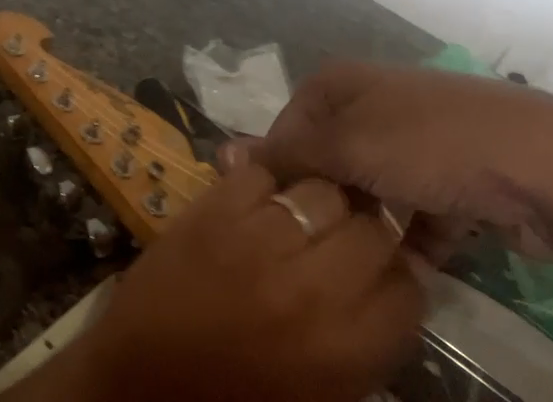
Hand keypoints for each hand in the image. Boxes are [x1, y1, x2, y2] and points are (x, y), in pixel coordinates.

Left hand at [45, 166, 423, 401]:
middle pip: (371, 229)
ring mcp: (256, 243)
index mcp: (346, 347)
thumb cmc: (236, 396)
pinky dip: (262, 182)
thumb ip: (365, 337)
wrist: (143, 382)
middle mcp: (310, 289)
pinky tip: (256, 204)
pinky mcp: (208, 213)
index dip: (400, 273)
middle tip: (344, 236)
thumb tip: (399, 278)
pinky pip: (257, 174)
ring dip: (318, 201)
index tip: (383, 269)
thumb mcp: (322, 388)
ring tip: (302, 215)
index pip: (409, 286)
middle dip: (366, 230)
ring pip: (318, 192)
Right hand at [246, 61, 552, 258]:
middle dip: (329, 198)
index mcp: (344, 82)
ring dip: (371, 222)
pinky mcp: (462, 174)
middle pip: (332, 156)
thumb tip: (221, 153)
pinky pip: (420, 208)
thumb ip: (285, 156)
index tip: (279, 211)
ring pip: (376, 186)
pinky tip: (411, 265)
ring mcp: (424, 137)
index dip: (280, 167)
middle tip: (321, 240)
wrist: (550, 169)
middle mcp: (379, 101)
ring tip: (364, 258)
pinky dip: (415, 235)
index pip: (288, 125)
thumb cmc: (429, 146)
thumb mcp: (344, 148)